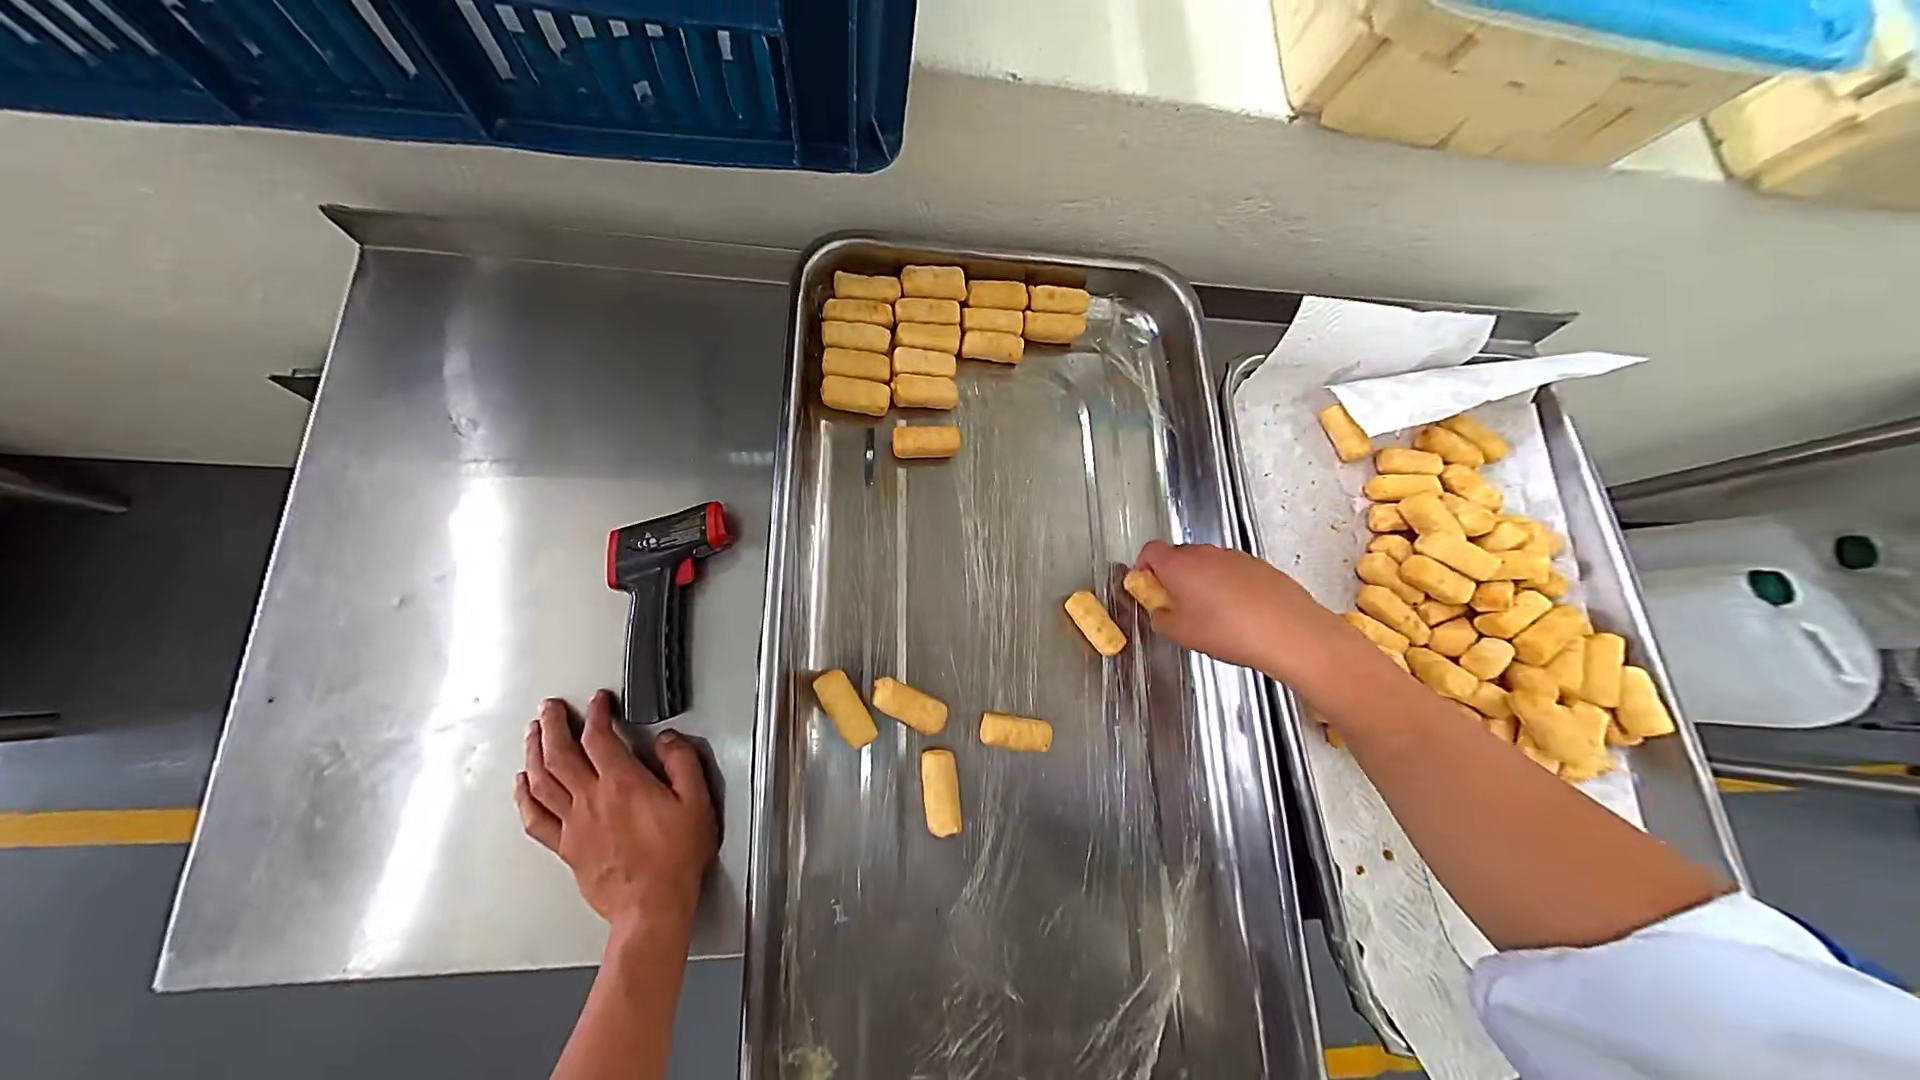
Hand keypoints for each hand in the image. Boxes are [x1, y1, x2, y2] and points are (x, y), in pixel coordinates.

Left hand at [515, 691, 717, 938]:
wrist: (652, 905)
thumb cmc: (675, 857)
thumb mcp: (697, 801)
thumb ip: (683, 763)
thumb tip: (668, 740)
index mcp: (623, 785)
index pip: (600, 738)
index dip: (597, 713)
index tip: (599, 702)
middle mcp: (592, 800)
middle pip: (559, 753)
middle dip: (553, 725)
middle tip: (551, 708)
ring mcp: (574, 824)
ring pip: (541, 780)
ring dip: (533, 752)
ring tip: (533, 733)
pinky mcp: (566, 847)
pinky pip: (535, 818)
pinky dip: (524, 796)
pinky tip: (522, 784)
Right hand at [1134, 540, 1355, 682]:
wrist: (1291, 632)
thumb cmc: (1234, 632)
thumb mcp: (1182, 634)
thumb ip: (1160, 618)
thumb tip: (1160, 612)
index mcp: (1180, 566)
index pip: (1150, 551)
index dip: (1143, 567)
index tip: (1145, 585)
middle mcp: (1206, 554)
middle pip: (1178, 556)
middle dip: (1171, 576)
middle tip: (1174, 604)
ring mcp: (1234, 557)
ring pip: (1206, 563)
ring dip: (1200, 581)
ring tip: (1208, 614)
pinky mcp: (1258, 565)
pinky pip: (1231, 570)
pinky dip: (1226, 585)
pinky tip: (1235, 614)